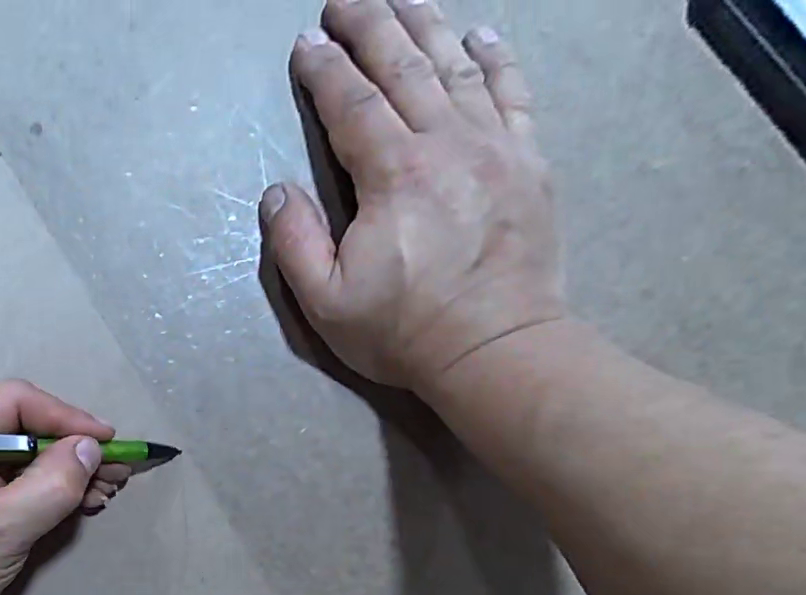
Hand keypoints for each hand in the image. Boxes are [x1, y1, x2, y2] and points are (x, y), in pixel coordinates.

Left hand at [0, 380, 132, 594]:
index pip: (12, 402)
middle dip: (70, 450)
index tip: (108, 442)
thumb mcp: (5, 529)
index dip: (66, 417)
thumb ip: (52, 484)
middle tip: (114, 472)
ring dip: (61, 472)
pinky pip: (5, 479)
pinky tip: (74, 501)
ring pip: (15, 455)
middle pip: (17, 427)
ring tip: (102, 492)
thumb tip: (90, 447)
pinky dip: (41, 489)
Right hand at [262, 0, 567, 393]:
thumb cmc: (402, 332)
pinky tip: (478, 33)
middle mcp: (447, 144)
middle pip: (406, 66)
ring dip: (426, 24)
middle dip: (371, 26)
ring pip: (458, 66)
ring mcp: (496, 147)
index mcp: (394, 176)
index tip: (305, 43)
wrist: (496, 349)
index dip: (325, 71)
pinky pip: (513, 91)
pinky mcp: (528, 162)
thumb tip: (277, 191)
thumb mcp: (326, 303)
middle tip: (344, 0)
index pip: (353, 105)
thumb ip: (296, 244)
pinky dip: (495, 56)